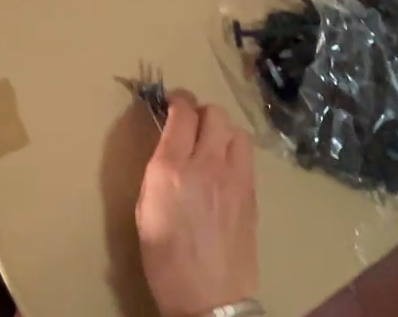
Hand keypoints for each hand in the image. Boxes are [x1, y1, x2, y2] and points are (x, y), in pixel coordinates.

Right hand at [136, 91, 259, 316]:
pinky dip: (234, 152)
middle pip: (213, 114)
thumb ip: (157, 173)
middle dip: (200, 112)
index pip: (182, 113)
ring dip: (221, 131)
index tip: (172, 103)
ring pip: (236, 130)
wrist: (210, 302)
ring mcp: (234, 179)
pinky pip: (246, 157)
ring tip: (210, 146)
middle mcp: (205, 165)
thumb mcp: (145, 211)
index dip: (177, 100)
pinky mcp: (252, 195)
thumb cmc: (165, 261)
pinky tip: (224, 170)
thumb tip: (167, 151)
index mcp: (170, 169)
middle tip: (190, 125)